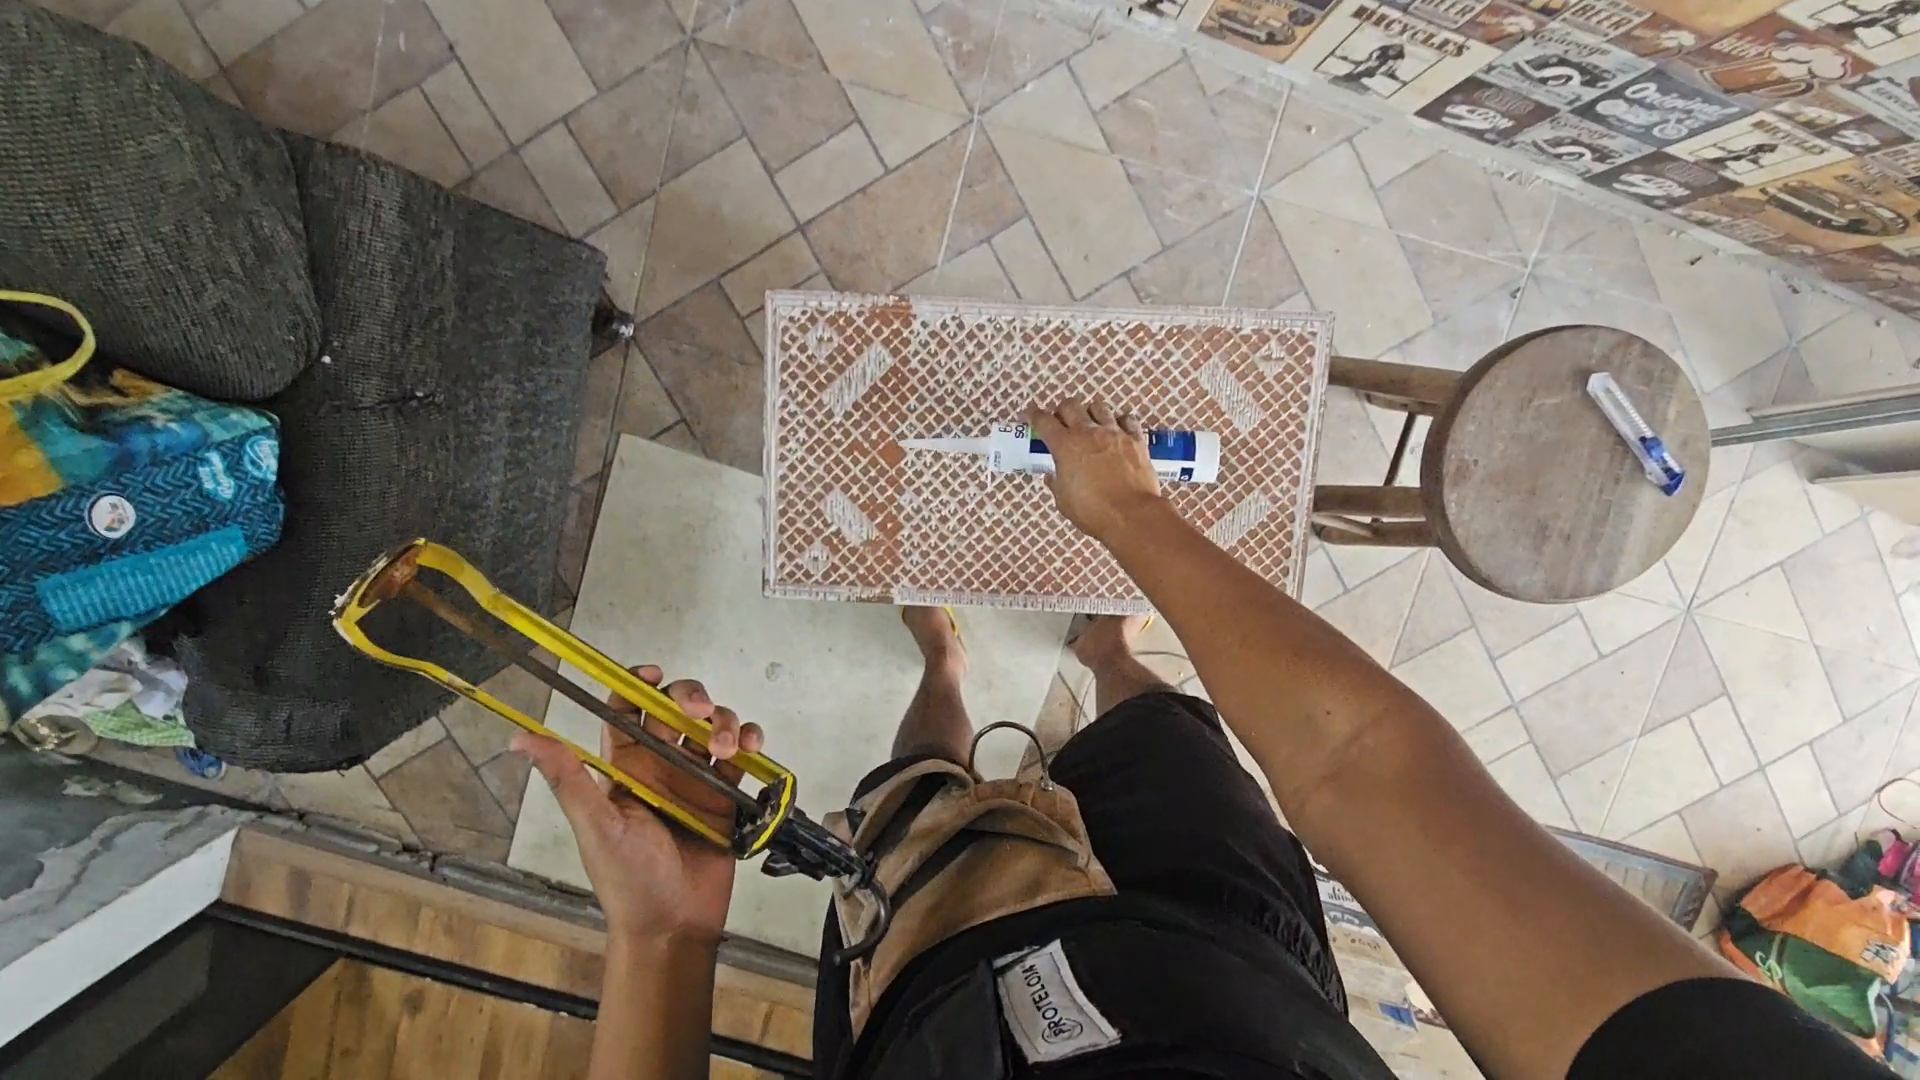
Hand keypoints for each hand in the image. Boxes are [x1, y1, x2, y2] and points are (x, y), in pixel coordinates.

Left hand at [514, 667, 763, 945]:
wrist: (674, 924)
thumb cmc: (628, 878)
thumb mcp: (596, 826)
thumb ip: (568, 778)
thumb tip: (520, 738)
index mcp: (626, 767)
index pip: (628, 709)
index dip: (638, 684)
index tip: (654, 677)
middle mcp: (661, 764)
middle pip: (677, 706)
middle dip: (691, 697)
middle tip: (699, 713)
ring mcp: (697, 776)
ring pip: (713, 723)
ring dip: (725, 721)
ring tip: (727, 751)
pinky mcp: (728, 792)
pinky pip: (743, 753)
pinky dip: (752, 740)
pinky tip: (750, 750)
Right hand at [1025, 400, 1165, 540]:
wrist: (1131, 514)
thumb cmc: (1093, 511)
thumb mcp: (1064, 501)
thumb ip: (1056, 483)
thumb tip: (1052, 476)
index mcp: (1065, 446)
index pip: (1043, 421)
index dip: (1033, 415)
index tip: (1029, 415)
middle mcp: (1088, 432)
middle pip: (1070, 406)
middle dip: (1061, 411)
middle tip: (1061, 423)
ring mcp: (1114, 433)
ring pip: (1098, 407)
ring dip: (1090, 413)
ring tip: (1090, 424)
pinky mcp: (1135, 440)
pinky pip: (1127, 420)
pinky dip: (1120, 422)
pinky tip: (1118, 430)